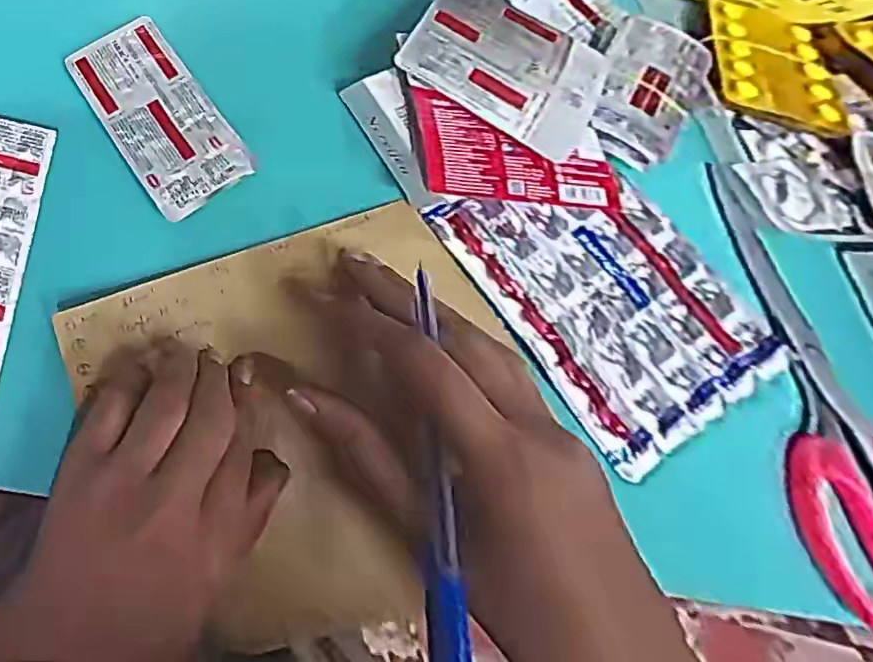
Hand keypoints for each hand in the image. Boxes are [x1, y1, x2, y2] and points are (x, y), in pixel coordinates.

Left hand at [0, 343, 290, 661]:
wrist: (67, 633)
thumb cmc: (147, 615)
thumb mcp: (213, 581)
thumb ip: (246, 520)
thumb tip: (272, 460)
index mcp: (213, 539)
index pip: (241, 454)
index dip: (245, 408)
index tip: (244, 381)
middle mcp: (173, 503)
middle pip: (209, 420)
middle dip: (216, 380)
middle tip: (215, 359)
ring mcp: (122, 477)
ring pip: (164, 402)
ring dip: (178, 367)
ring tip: (183, 350)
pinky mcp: (81, 462)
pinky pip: (111, 403)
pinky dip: (128, 376)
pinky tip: (138, 364)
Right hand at [261, 250, 695, 661]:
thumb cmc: (519, 611)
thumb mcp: (430, 538)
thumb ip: (368, 459)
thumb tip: (304, 397)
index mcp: (504, 457)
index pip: (425, 364)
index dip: (367, 322)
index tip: (321, 295)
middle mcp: (539, 430)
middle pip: (463, 339)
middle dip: (401, 294)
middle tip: (348, 261)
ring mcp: (561, 434)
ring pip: (492, 350)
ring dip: (434, 311)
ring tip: (387, 287)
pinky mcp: (568, 445)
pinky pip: (507, 375)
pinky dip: (462, 342)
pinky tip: (439, 341)